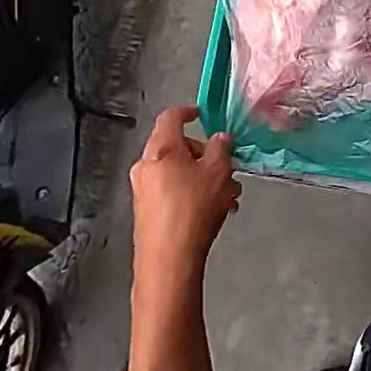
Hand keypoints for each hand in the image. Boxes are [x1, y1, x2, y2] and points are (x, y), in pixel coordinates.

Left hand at [129, 106, 240, 287]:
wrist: (169, 258)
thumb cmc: (193, 209)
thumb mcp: (218, 172)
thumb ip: (221, 149)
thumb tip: (219, 138)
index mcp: (161, 149)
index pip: (170, 118)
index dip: (187, 112)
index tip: (200, 113)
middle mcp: (146, 165)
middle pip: (175, 146)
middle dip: (203, 153)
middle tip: (225, 164)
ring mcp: (143, 189)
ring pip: (176, 171)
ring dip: (202, 176)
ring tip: (227, 194)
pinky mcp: (146, 211)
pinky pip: (171, 190)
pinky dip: (191, 192)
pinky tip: (213, 210)